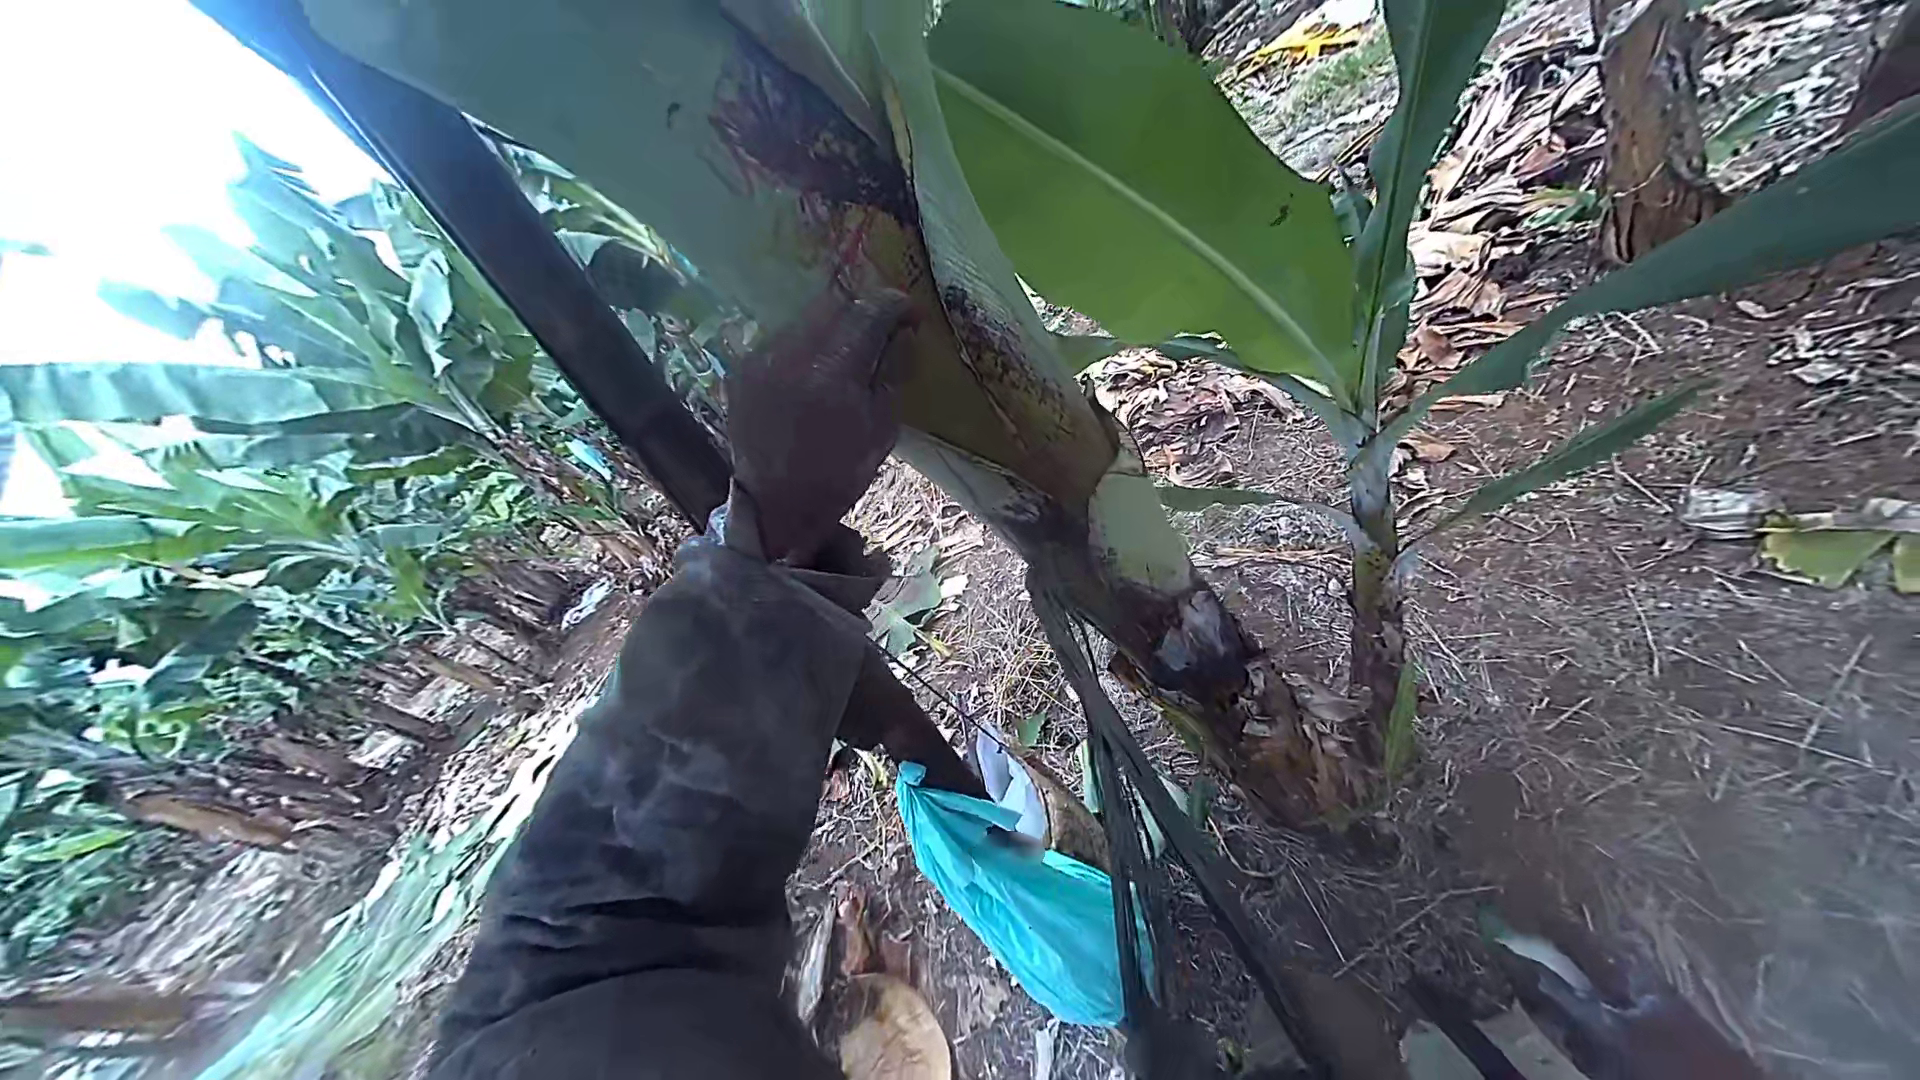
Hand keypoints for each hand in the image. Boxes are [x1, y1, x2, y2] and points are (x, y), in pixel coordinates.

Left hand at [725, 287, 913, 563]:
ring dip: (833, 324)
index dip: (895, 306)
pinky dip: (805, 344)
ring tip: (847, 348)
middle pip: (833, 303)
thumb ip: (891, 374)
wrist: (777, 505)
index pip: (867, 313)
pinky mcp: (741, 368)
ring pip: (804, 317)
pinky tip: (815, 368)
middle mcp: (791, 355)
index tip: (910, 314)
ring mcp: (760, 359)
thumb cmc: (839, 475)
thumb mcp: (882, 429)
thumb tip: (901, 336)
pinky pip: (781, 338)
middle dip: (863, 309)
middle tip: (881, 328)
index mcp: (832, 374)